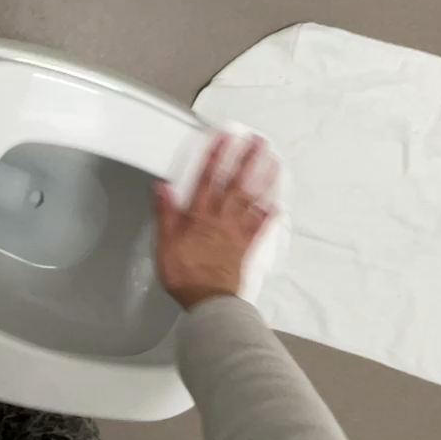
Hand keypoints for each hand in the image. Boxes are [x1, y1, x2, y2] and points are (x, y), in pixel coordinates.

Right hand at [154, 132, 276, 308]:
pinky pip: (259, 228)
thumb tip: (163, 187)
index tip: (225, 137)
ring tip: (273, 161)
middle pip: (236, 185)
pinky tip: (277, 204)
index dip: (216, 157)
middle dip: (247, 161)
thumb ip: (166, 213)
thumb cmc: (184, 273)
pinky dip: (268, 215)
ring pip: (252, 201)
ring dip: (263, 180)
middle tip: (260, 142)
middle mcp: (221, 219)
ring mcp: (236, 232)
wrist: (209, 301)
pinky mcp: (245, 247)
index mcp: (199, 216)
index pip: (208, 180)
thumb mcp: (165, 243)